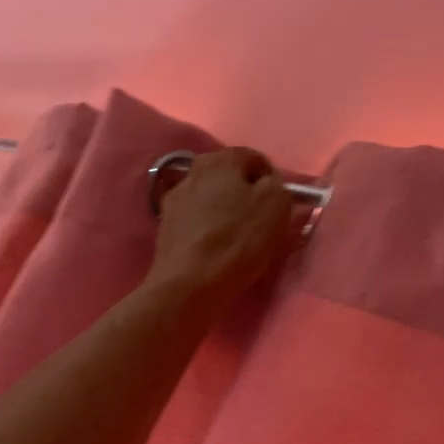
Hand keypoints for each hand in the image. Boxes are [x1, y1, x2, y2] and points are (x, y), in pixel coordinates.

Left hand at [146, 148, 304, 313]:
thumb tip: (268, 185)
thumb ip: (277, 186)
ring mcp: (173, 202)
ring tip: (235, 241)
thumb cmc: (237, 240)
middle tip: (258, 223)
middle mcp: (191, 173)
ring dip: (224, 214)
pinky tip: (214, 252)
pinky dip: (207, 232)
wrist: (189, 284)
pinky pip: (195, 224)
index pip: (254, 159)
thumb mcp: (276, 205)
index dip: (271, 180)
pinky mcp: (164, 230)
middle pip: (228, 180)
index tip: (278, 205)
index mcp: (219, 160)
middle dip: (245, 196)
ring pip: (209, 202)